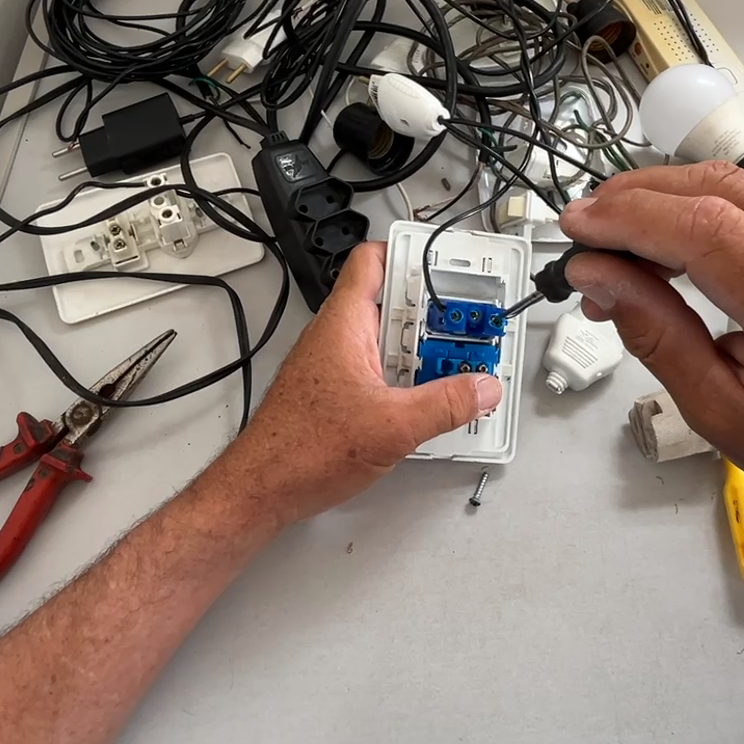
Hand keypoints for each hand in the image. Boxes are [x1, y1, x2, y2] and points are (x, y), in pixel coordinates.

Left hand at [204, 242, 502, 525]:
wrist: (262, 489)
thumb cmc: (300, 449)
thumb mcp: (392, 427)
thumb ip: (445, 405)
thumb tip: (482, 388)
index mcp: (345, 323)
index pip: (373, 259)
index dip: (410, 254)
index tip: (449, 268)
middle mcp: (337, 335)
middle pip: (390, 301)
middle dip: (430, 312)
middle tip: (465, 327)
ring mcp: (335, 362)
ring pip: (386, 337)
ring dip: (419, 349)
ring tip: (454, 365)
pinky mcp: (335, 389)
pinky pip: (377, 367)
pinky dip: (404, 376)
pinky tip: (424, 400)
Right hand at [558, 161, 743, 527]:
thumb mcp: (722, 415)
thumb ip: (656, 336)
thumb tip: (595, 274)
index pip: (713, 236)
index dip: (633, 220)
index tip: (576, 227)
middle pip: (725, 192)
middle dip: (639, 199)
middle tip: (586, 228)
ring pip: (739, 187)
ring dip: (662, 202)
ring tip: (614, 244)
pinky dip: (695, 214)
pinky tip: (661, 244)